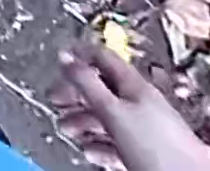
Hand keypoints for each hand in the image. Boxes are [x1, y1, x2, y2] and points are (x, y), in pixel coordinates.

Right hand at [47, 47, 209, 170]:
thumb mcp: (113, 111)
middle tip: (54, 100)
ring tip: (66, 129)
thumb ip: (86, 82)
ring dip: (83, 120)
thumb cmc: (155, 148)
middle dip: (76, 94)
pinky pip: (119, 141)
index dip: (79, 54)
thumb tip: (64, 54)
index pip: (102, 57)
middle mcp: (142, 103)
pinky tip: (89, 150)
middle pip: (102, 89)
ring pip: (109, 117)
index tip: (58, 60)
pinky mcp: (151, 155)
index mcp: (135, 86)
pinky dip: (100, 142)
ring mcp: (148, 130)